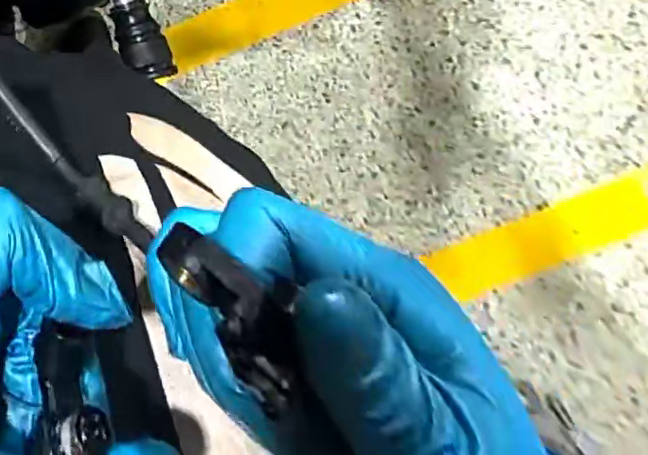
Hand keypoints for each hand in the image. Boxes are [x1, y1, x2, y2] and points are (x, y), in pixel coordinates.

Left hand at [0, 188, 168, 454]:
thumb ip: (69, 451)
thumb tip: (155, 447)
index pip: (7, 227)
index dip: (67, 265)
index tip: (103, 324)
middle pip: (21, 268)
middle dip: (60, 338)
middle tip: (67, 410)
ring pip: (10, 301)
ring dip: (37, 364)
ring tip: (19, 425)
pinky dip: (11, 368)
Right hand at [146, 190, 543, 453]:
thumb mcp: (444, 441)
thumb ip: (381, 376)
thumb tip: (320, 293)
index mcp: (376, 279)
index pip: (262, 216)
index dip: (228, 257)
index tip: (229, 337)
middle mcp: (325, 274)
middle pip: (218, 238)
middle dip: (205, 305)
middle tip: (229, 381)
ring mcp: (296, 304)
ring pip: (202, 279)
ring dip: (206, 338)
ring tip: (249, 405)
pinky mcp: (275, 336)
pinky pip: (211, 320)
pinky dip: (211, 356)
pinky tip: (247, 403)